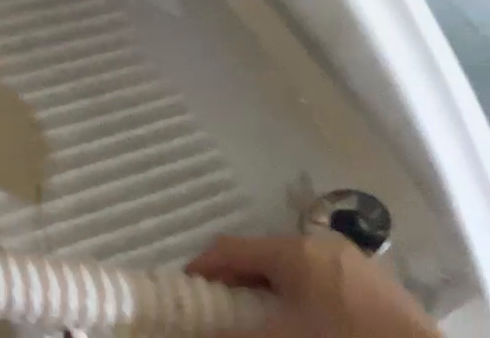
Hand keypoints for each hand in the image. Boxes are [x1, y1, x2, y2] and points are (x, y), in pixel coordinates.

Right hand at [186, 235, 438, 337]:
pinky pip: (328, 280)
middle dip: (242, 279)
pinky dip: (309, 295)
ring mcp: (358, 264)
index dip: (204, 266)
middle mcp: (321, 245)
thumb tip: (198, 333)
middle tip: (230, 303)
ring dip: (276, 288)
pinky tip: (312, 320)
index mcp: (291, 249)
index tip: (191, 288)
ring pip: (297, 268)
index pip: (229, 248)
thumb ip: (232, 333)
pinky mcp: (385, 287)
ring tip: (270, 314)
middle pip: (264, 256)